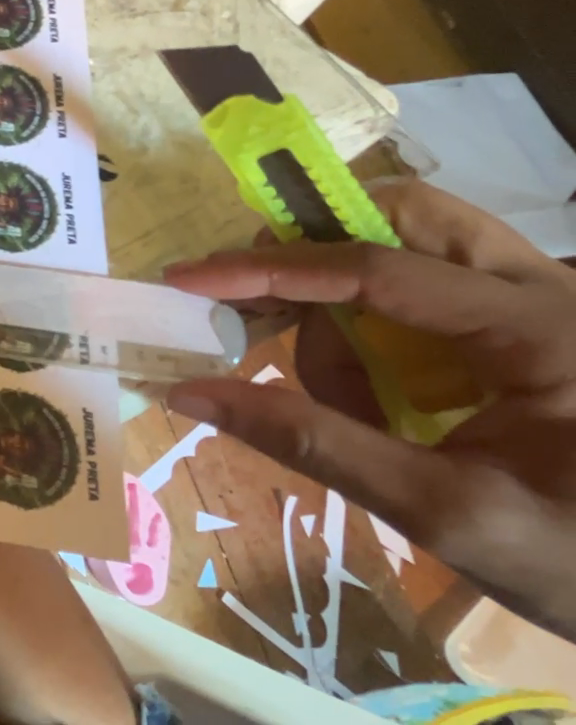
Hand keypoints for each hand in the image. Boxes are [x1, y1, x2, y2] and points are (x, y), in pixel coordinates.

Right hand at [163, 181, 575, 640]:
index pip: (376, 267)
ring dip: (335, 289)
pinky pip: (417, 286)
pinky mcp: (523, 327)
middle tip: (249, 296)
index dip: (269, 269)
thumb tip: (189, 393)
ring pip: (409, 242)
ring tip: (325, 386)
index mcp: (546, 330)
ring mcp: (541, 304)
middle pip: (405, 215)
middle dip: (312, 245)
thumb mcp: (443, 512)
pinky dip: (362, 319)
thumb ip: (312, 443)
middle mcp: (549, 292)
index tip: (187, 279)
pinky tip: (357, 389)